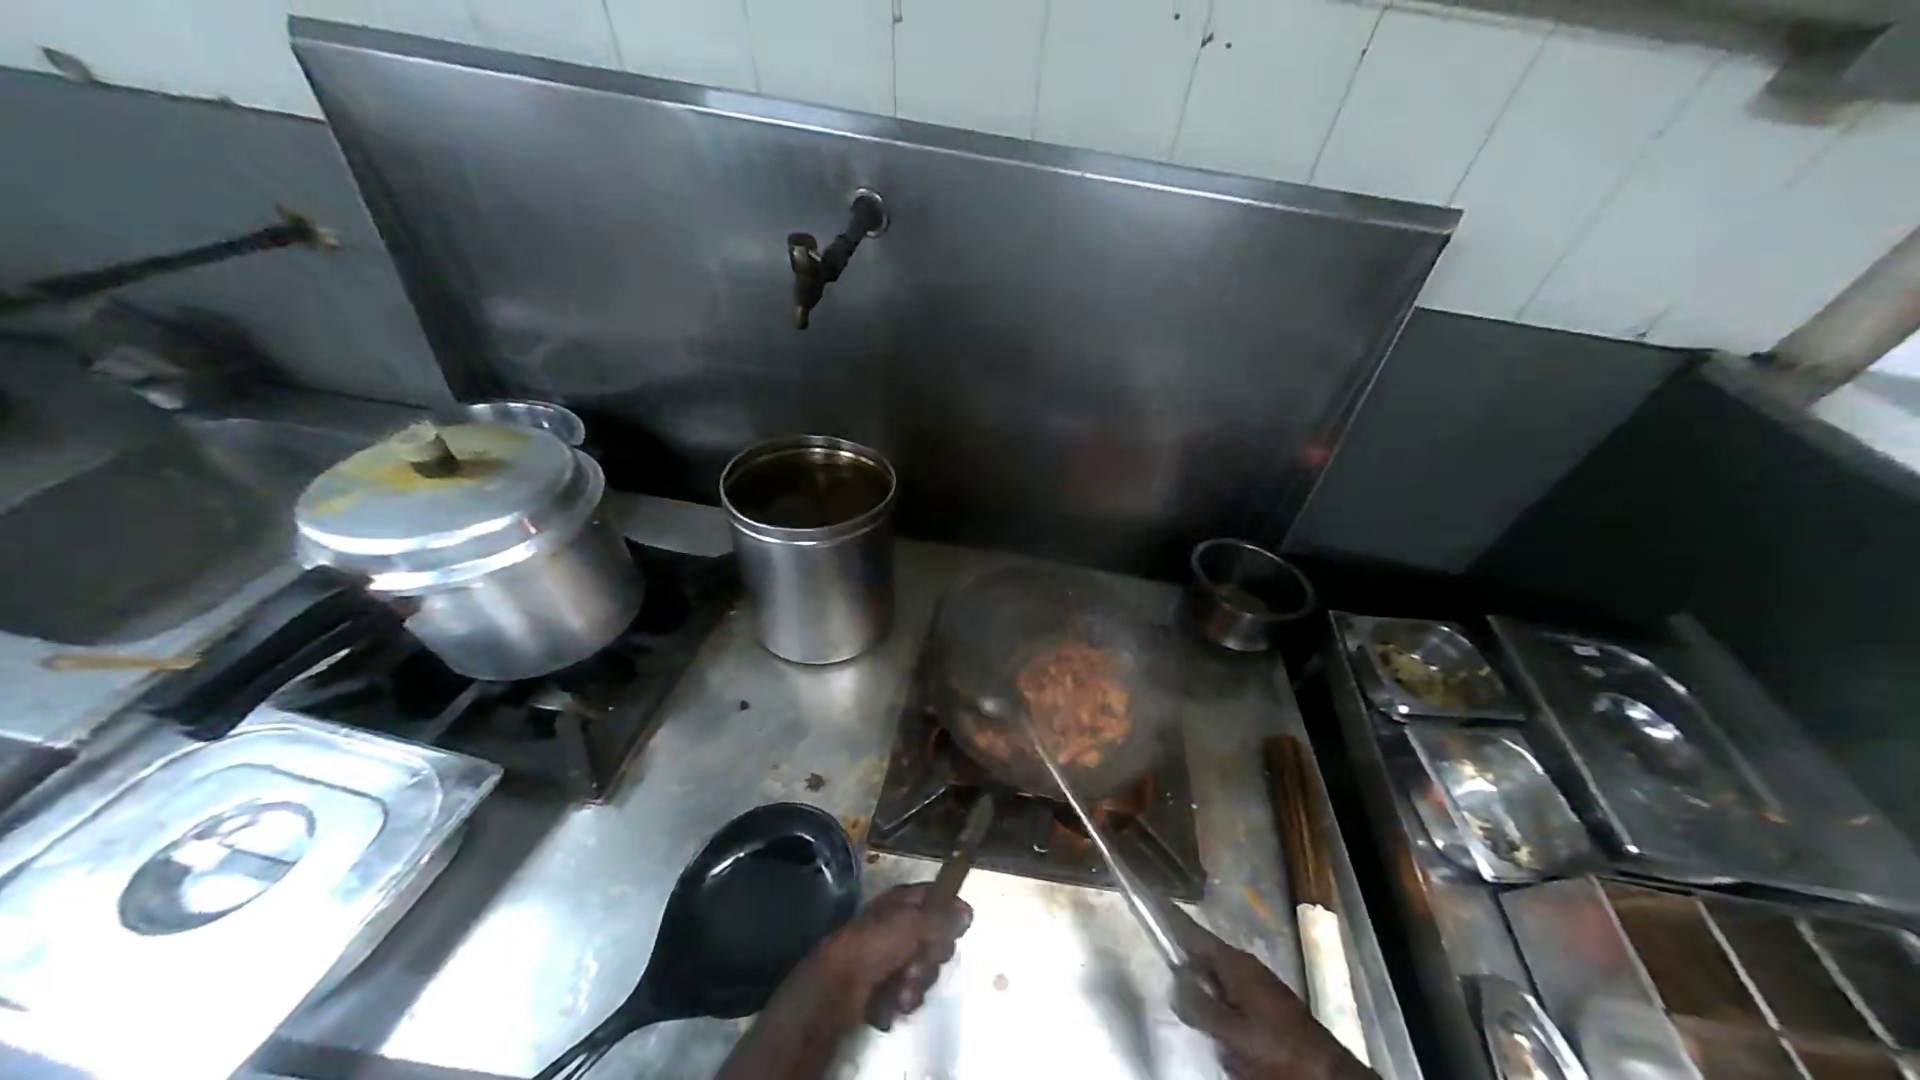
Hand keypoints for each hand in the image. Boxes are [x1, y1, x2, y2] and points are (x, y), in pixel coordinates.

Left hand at [808, 883, 972, 1028]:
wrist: (836, 988)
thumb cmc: (872, 945)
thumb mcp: (910, 924)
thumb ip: (941, 918)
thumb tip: (967, 912)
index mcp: (903, 902)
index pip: (938, 898)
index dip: (950, 910)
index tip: (959, 926)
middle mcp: (901, 926)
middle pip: (938, 938)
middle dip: (933, 956)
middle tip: (918, 961)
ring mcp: (895, 957)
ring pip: (928, 968)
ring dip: (919, 982)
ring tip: (901, 987)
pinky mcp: (891, 986)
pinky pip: (915, 991)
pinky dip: (907, 998)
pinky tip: (895, 1001)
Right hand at [1170, 909, 1374, 1079]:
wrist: (1330, 1076)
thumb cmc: (1279, 1049)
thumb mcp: (1233, 1032)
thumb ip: (1199, 1005)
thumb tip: (1174, 980)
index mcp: (1235, 964)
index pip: (1193, 933)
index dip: (1171, 916)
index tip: (1150, 894)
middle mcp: (1244, 966)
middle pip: (1202, 957)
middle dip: (1187, 970)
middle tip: (1170, 978)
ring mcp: (1257, 985)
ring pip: (1216, 982)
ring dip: (1206, 1000)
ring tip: (1207, 1021)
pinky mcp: (1265, 1005)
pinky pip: (1231, 1001)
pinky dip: (1222, 1014)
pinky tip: (1227, 1041)